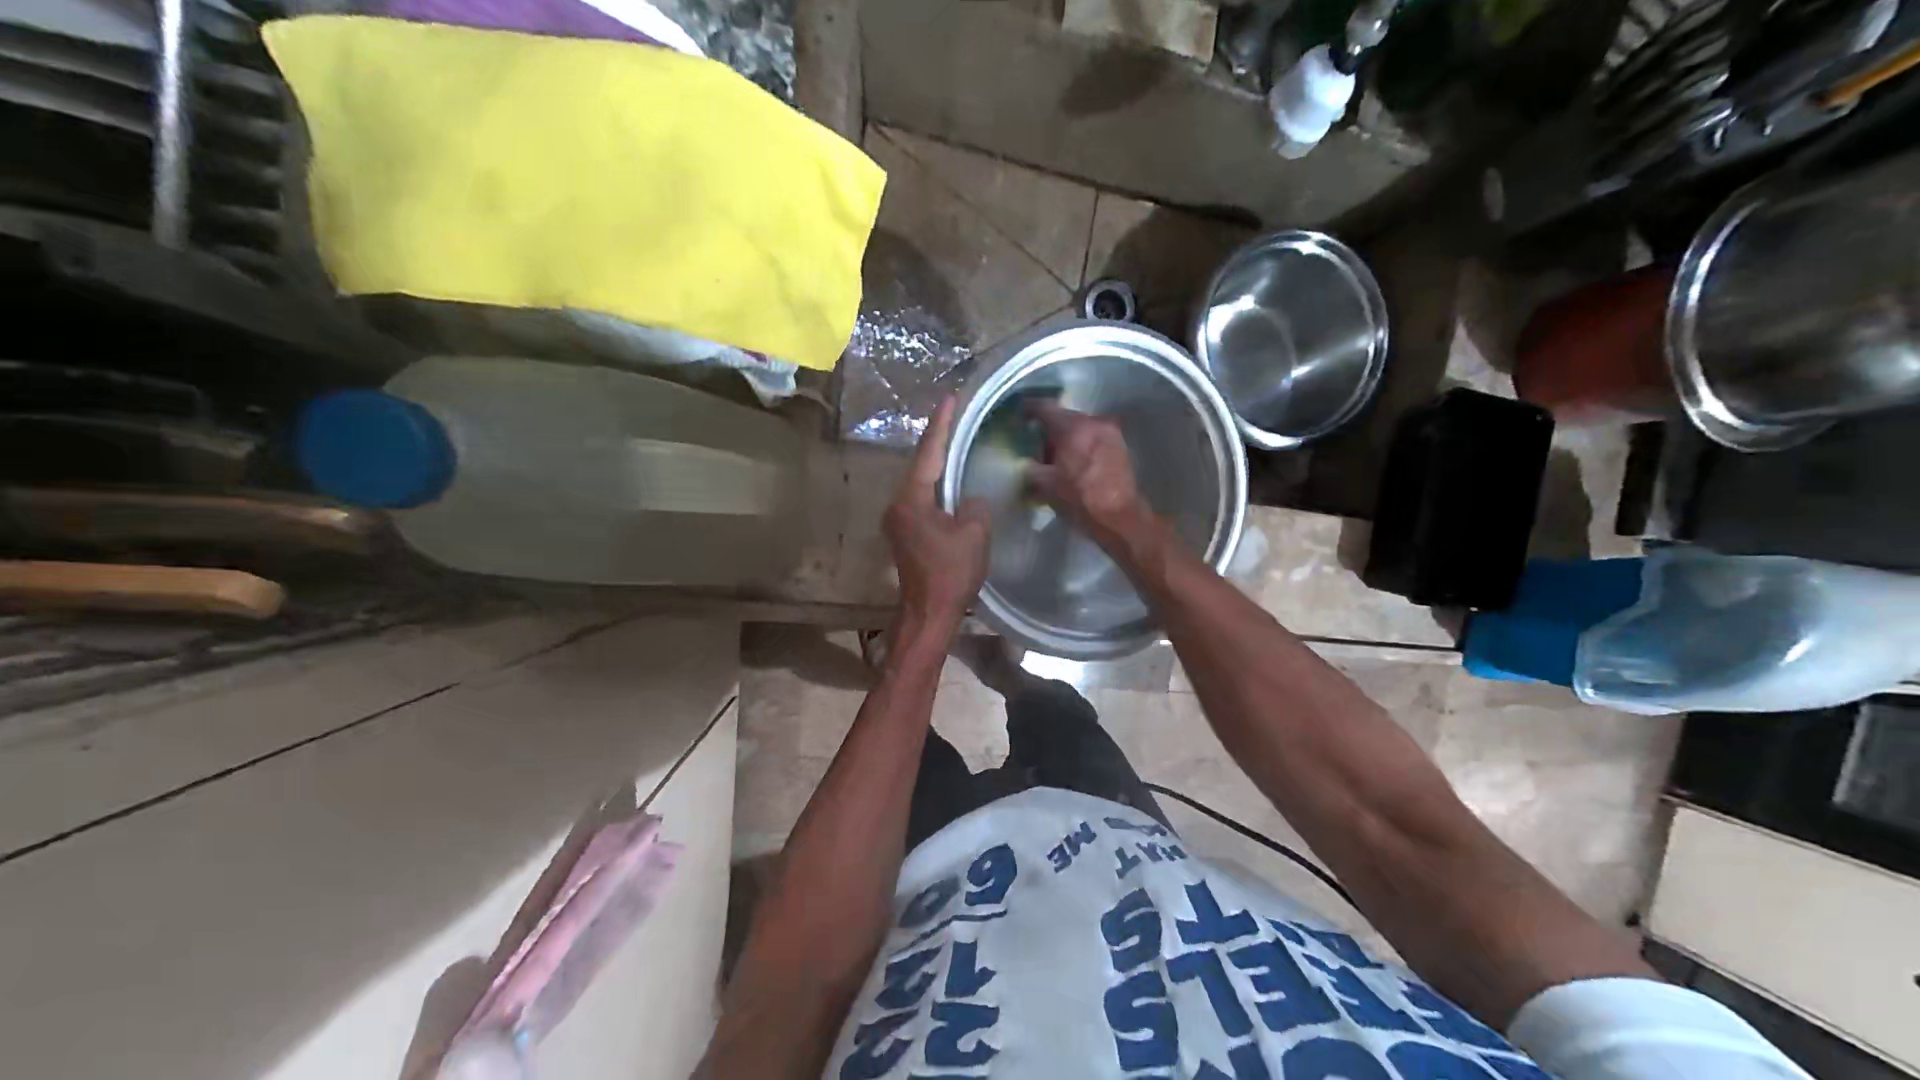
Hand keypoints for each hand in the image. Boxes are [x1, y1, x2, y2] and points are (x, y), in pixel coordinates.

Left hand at [884, 396, 990, 625]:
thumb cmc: (951, 574)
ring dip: (937, 464)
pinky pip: (921, 499)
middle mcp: (898, 504)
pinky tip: (951, 481)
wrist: (929, 614)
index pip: (929, 452)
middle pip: (920, 464)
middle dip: (938, 440)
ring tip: (956, 441)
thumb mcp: (974, 535)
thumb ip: (974, 506)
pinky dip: (936, 486)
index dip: (941, 424)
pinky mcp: (904, 533)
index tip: (950, 398)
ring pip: (920, 482)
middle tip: (956, 415)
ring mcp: (898, 520)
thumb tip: (969, 501)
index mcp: (912, 499)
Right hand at [1027, 403, 1151, 544]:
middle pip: (1065, 417)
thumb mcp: (1045, 485)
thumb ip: (1030, 467)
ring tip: (1055, 456)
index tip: (1019, 416)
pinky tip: (1074, 462)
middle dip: (1049, 428)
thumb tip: (1025, 461)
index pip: (1045, 408)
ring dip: (1067, 437)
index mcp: (1073, 428)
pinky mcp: (1120, 445)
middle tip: (1035, 444)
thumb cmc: (1080, 500)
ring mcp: (1110, 432)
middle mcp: (1094, 422)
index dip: (1029, 410)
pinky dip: (1082, 444)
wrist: (1119, 517)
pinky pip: (1094, 437)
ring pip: (1081, 427)